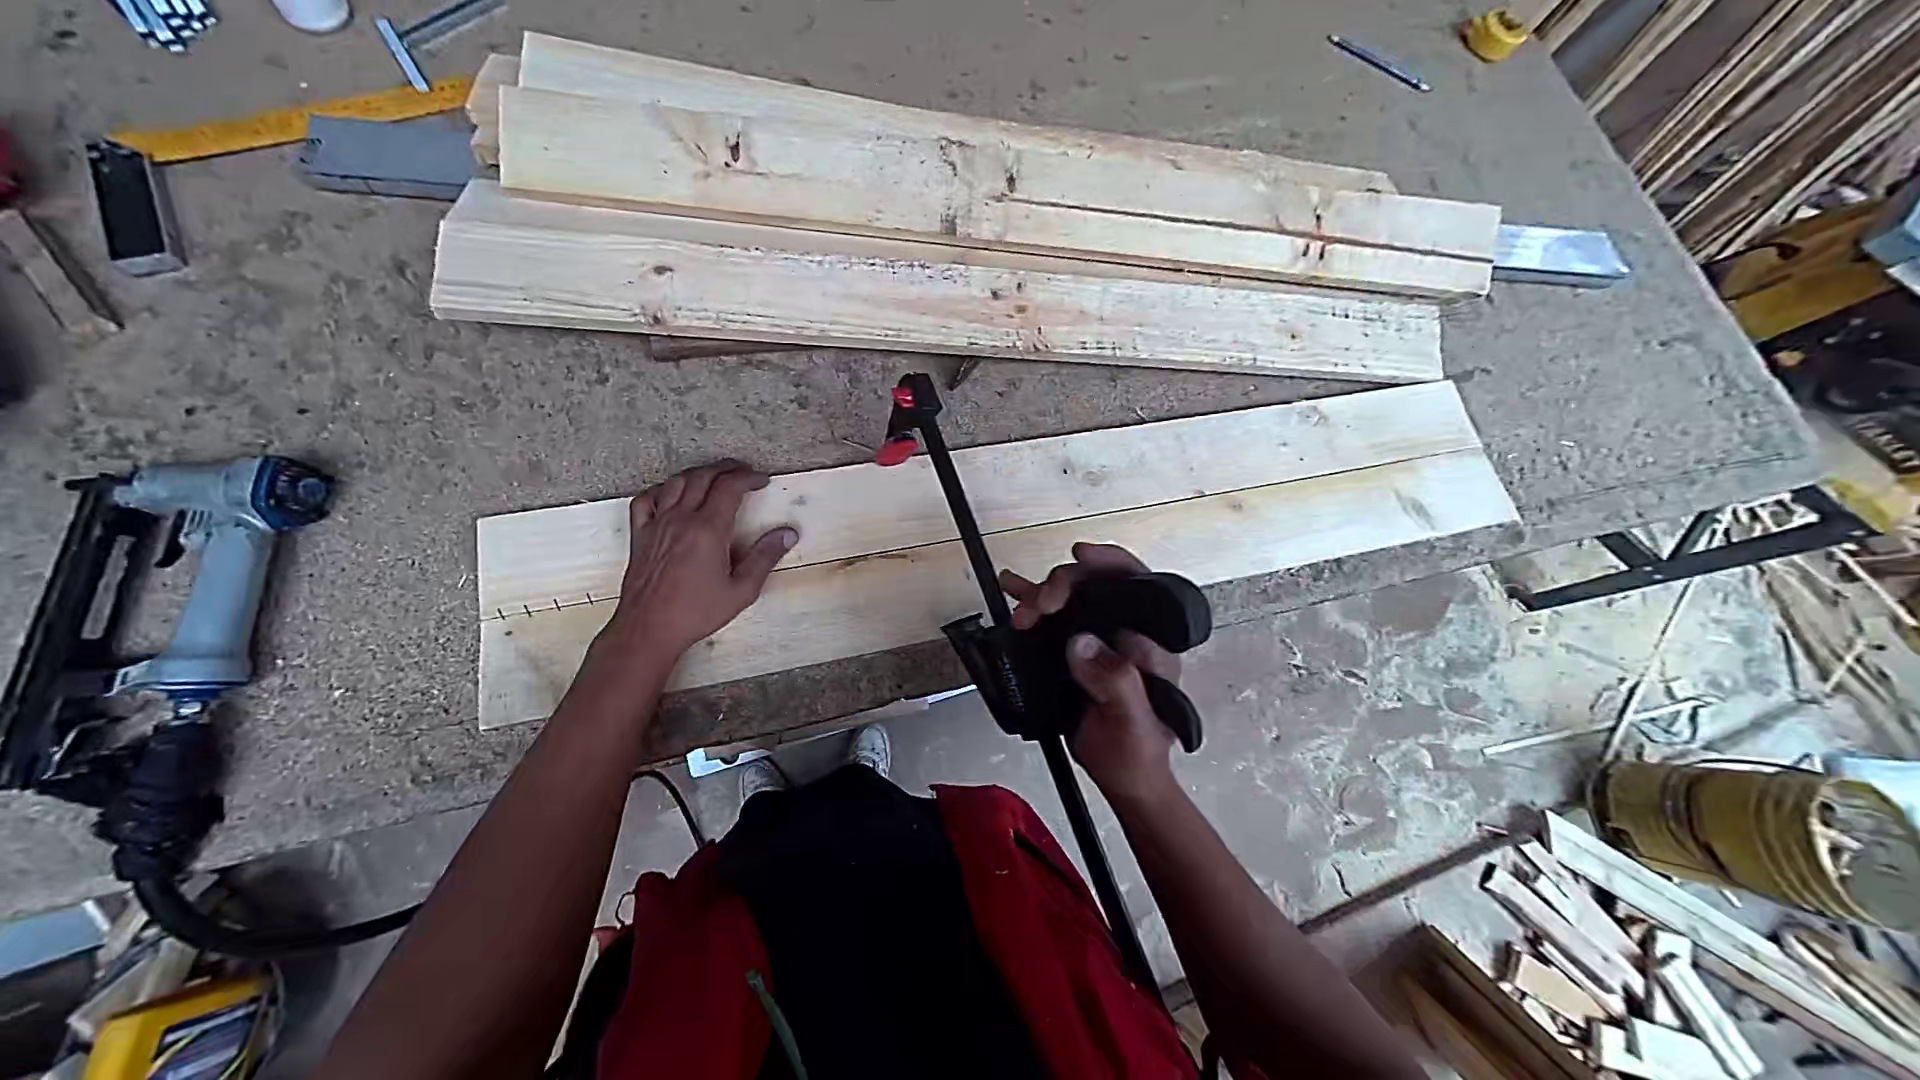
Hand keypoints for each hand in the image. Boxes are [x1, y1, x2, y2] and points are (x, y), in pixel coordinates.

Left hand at [599, 460, 797, 663]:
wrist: (649, 628)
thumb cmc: (695, 613)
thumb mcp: (741, 590)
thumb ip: (765, 558)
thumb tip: (786, 535)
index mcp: (707, 530)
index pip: (729, 487)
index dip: (748, 478)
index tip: (761, 480)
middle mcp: (680, 520)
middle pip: (703, 477)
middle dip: (726, 469)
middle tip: (742, 472)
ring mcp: (657, 525)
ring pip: (676, 483)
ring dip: (698, 474)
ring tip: (714, 477)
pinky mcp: (640, 535)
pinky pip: (646, 500)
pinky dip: (661, 490)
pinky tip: (671, 494)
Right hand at [999, 543, 1182, 803]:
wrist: (1121, 775)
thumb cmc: (1138, 750)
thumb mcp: (1133, 720)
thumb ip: (1116, 681)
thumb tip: (1082, 644)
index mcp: (1150, 640)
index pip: (1136, 584)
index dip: (1108, 562)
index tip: (1082, 556)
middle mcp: (1123, 631)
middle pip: (1094, 586)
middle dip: (1063, 585)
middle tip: (1041, 606)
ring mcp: (1096, 640)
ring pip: (1069, 599)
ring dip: (1041, 595)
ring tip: (1023, 609)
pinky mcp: (1072, 652)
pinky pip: (1051, 619)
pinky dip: (1030, 602)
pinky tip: (1013, 589)